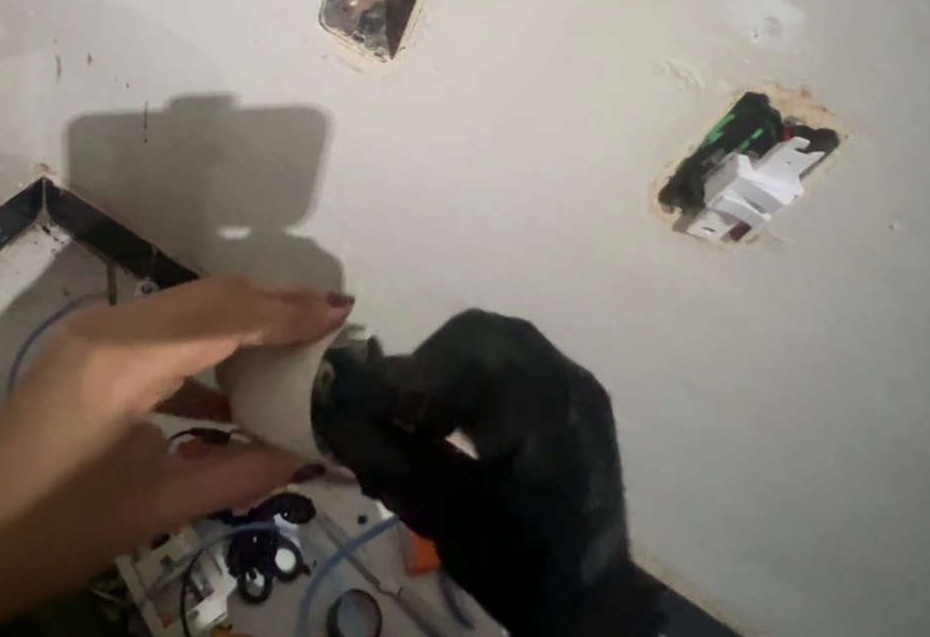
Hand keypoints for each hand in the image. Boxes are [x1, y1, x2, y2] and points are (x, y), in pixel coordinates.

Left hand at [0, 275, 351, 636]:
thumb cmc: (49, 533)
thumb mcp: (154, 508)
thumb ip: (239, 474)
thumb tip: (309, 456)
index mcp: (126, 360)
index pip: (225, 318)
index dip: (287, 313)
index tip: (342, 312)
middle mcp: (111, 326)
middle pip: (210, 294)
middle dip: (273, 300)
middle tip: (331, 314)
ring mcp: (92, 333)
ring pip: (185, 304)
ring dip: (241, 314)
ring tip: (296, 333)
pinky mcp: (85, 350)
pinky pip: (159, 328)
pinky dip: (204, 341)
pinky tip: (233, 380)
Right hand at [320, 310, 662, 636]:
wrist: (593, 594)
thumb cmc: (516, 567)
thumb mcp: (446, 523)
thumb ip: (390, 462)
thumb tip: (336, 416)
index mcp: (543, 424)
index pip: (461, 368)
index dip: (405, 379)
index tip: (361, 400)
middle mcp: (566, 386)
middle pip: (478, 335)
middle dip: (426, 364)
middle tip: (400, 411)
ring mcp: (576, 382)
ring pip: (495, 334)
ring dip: (449, 360)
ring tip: (429, 410)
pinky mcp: (577, 387)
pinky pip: (516, 349)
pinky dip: (476, 364)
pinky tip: (462, 406)